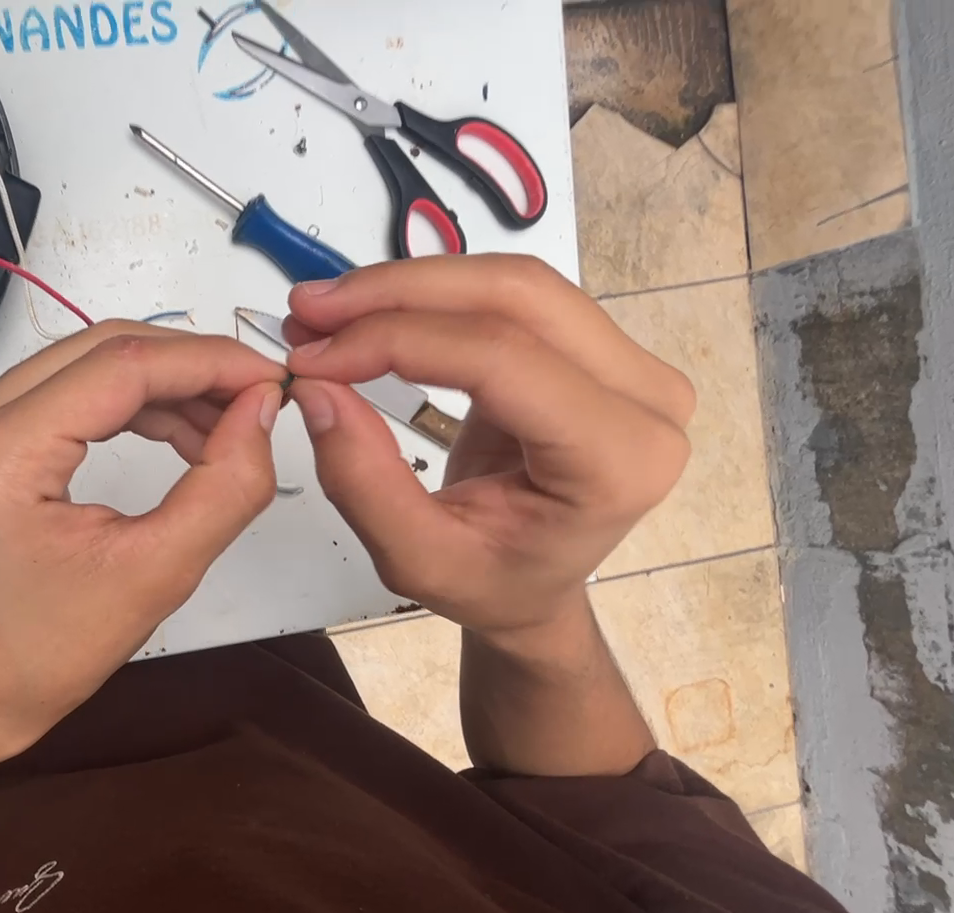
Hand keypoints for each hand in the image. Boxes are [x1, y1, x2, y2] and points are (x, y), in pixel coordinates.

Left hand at [0, 320, 285, 764]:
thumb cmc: (61, 642)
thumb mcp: (162, 571)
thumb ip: (227, 484)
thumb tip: (263, 404)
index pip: (119, 368)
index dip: (207, 363)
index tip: (270, 378)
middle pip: (103, 351)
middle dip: (192, 368)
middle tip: (256, 398)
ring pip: (91, 361)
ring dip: (167, 384)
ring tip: (225, 425)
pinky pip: (72, 386)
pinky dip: (133, 401)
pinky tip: (181, 429)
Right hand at [284, 256, 695, 640]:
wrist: (535, 587)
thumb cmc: (486, 585)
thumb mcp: (412, 558)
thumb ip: (363, 479)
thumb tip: (315, 386)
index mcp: (617, 460)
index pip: (500, 359)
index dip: (395, 341)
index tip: (309, 357)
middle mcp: (644, 397)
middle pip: (515, 296)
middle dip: (396, 292)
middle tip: (309, 309)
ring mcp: (628, 365)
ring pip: (511, 284)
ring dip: (406, 285)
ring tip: (326, 311)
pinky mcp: (597, 350)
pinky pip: (508, 299)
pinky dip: (428, 297)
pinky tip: (370, 313)